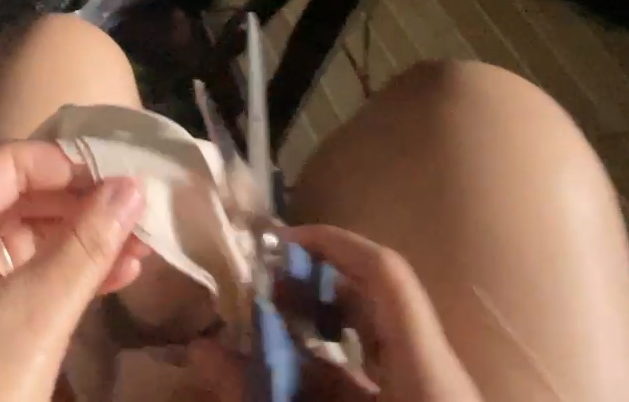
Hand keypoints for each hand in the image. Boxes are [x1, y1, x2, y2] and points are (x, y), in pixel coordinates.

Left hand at [0, 141, 149, 401]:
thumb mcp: (33, 320)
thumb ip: (84, 248)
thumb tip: (134, 187)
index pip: (1, 164)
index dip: (63, 165)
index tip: (123, 178)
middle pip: (11, 195)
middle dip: (77, 205)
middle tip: (139, 214)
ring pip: (18, 234)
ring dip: (77, 240)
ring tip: (139, 245)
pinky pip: (14, 271)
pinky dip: (59, 272)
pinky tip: (115, 273)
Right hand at [187, 225, 479, 401]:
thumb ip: (262, 391)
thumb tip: (201, 350)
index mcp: (424, 366)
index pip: (384, 272)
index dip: (333, 243)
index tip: (277, 242)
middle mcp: (428, 374)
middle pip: (369, 304)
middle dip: (309, 289)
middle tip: (257, 285)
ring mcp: (419, 397)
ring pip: (361, 349)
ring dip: (307, 337)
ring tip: (256, 332)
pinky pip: (361, 386)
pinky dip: (320, 376)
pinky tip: (278, 382)